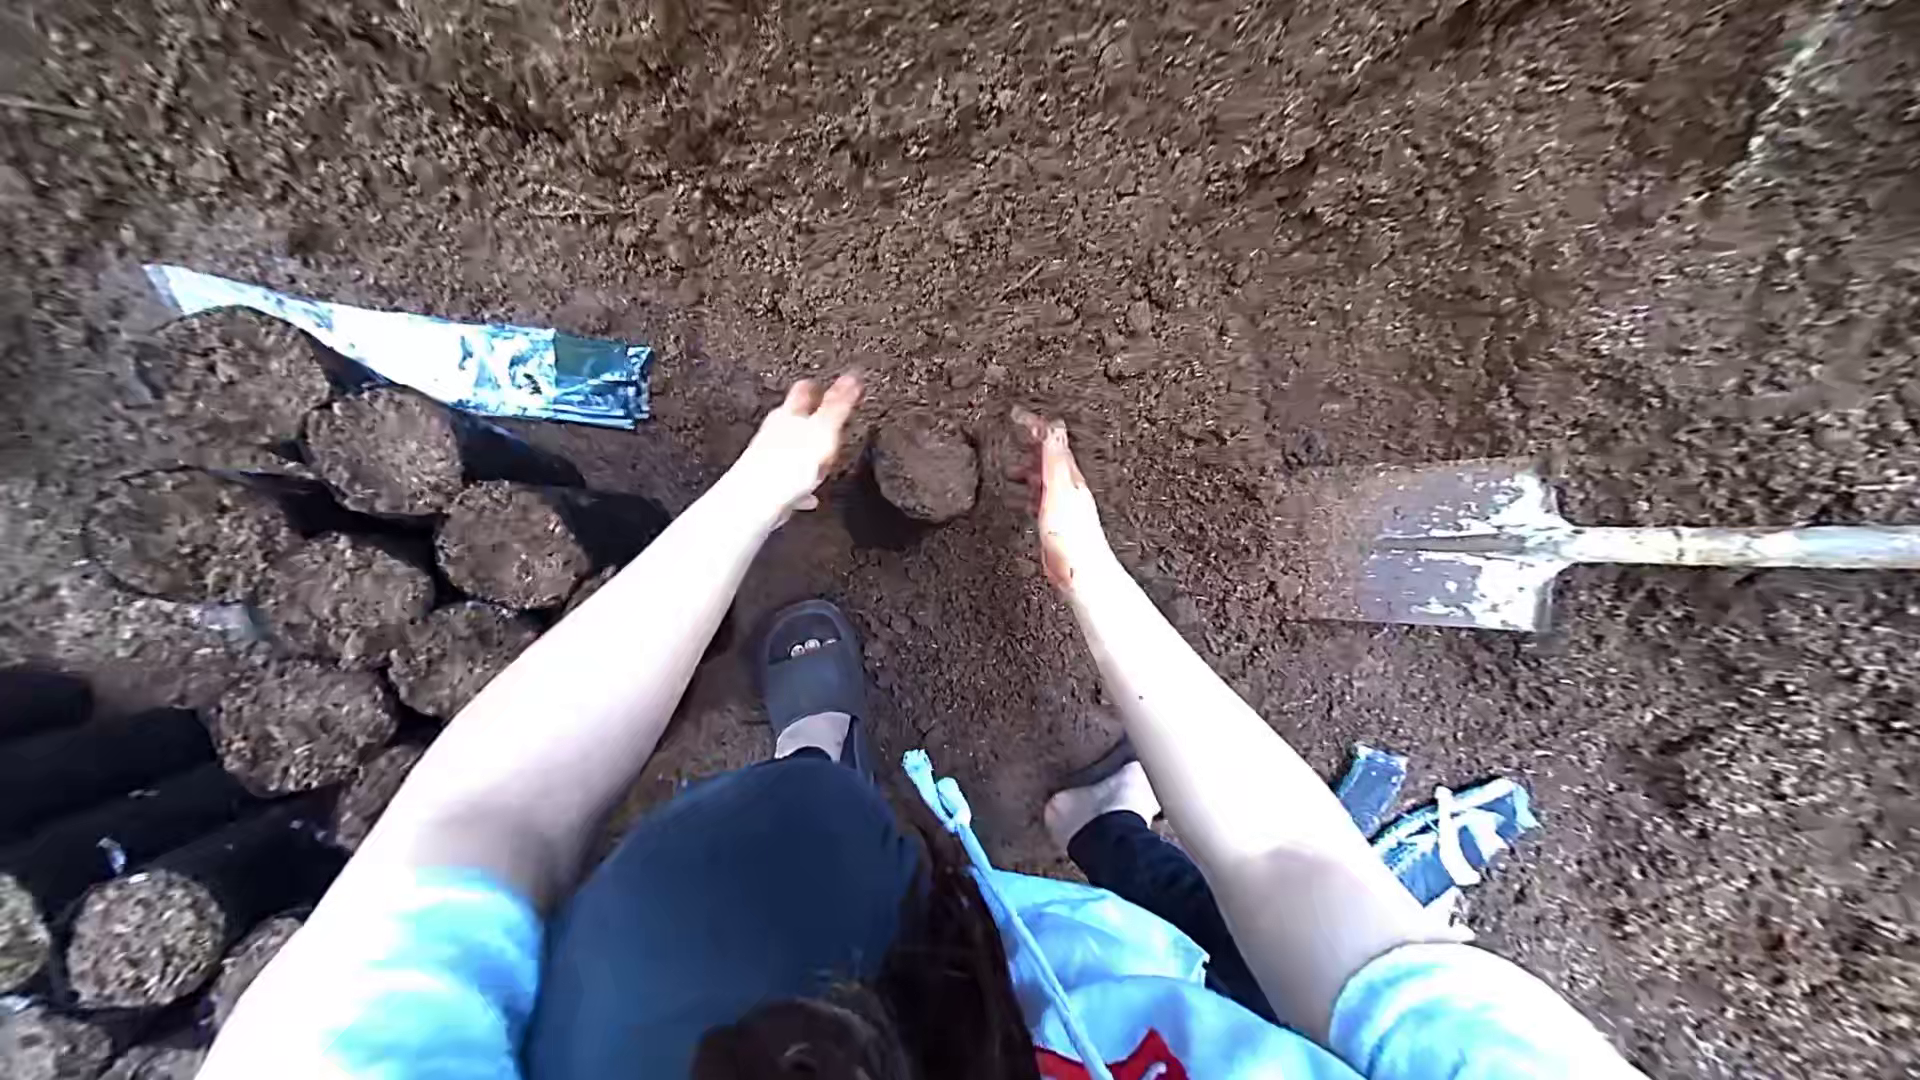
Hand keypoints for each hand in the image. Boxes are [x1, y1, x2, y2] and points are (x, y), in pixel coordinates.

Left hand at [728, 372, 862, 523]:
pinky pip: (790, 481)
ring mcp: (770, 458)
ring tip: (818, 457)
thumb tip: (852, 378)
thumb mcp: (823, 429)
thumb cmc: (787, 463)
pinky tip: (808, 495)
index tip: (826, 384)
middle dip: (807, 417)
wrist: (757, 499)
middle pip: (793, 418)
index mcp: (788, 415)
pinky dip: (801, 484)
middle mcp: (775, 433)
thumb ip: (839, 404)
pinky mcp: (771, 484)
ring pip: (790, 450)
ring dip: (804, 451)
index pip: (803, 390)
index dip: (816, 386)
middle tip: (820, 417)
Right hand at [1012, 407, 1114, 592]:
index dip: (1035, 425)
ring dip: (1029, 466)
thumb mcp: (1059, 490)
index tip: (1018, 414)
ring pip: (1045, 476)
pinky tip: (1026, 494)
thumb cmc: (1072, 536)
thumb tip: (1052, 427)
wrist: (1080, 570)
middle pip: (1049, 456)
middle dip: (1031, 443)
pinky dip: (1030, 488)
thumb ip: (1055, 459)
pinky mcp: (1056, 520)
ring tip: (1013, 464)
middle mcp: (1069, 487)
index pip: (1053, 441)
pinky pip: (1041, 495)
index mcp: (1070, 476)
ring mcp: (1063, 504)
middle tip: (1013, 433)